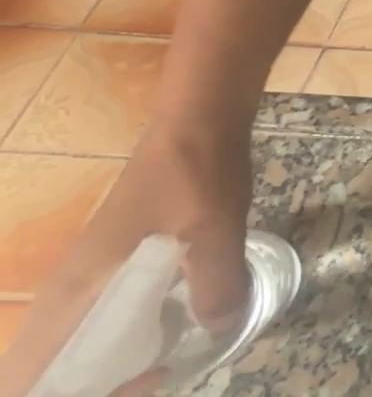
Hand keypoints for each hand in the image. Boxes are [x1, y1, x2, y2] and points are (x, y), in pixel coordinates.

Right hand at [0, 115, 253, 396]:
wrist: (198, 125)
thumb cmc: (196, 176)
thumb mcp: (214, 232)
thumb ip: (216, 284)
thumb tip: (218, 330)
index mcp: (72, 294)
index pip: (29, 378)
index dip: (81, 394)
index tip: (144, 378)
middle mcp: (65, 292)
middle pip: (47, 368)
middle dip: (98, 385)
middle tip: (160, 373)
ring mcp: (86, 277)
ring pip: (73, 344)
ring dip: (110, 363)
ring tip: (166, 357)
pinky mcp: (112, 262)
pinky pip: (99, 317)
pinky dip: (125, 334)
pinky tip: (174, 321)